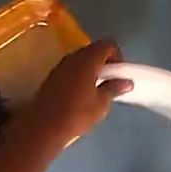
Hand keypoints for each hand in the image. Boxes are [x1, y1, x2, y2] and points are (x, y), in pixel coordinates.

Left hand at [11, 42, 131, 150]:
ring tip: (96, 87)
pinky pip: (71, 67)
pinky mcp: (52, 75)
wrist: (43, 127)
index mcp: (88, 60)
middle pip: (93, 49)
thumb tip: (127, 82)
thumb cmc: (76, 114)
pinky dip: (80, 73)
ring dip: (91, 67)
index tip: (119, 73)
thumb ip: (114, 88)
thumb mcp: (101, 103)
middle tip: (110, 79)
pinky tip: (81, 92)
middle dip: (104, 61)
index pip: (107, 45)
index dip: (117, 55)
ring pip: (81, 58)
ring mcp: (60, 65)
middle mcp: (73, 57)